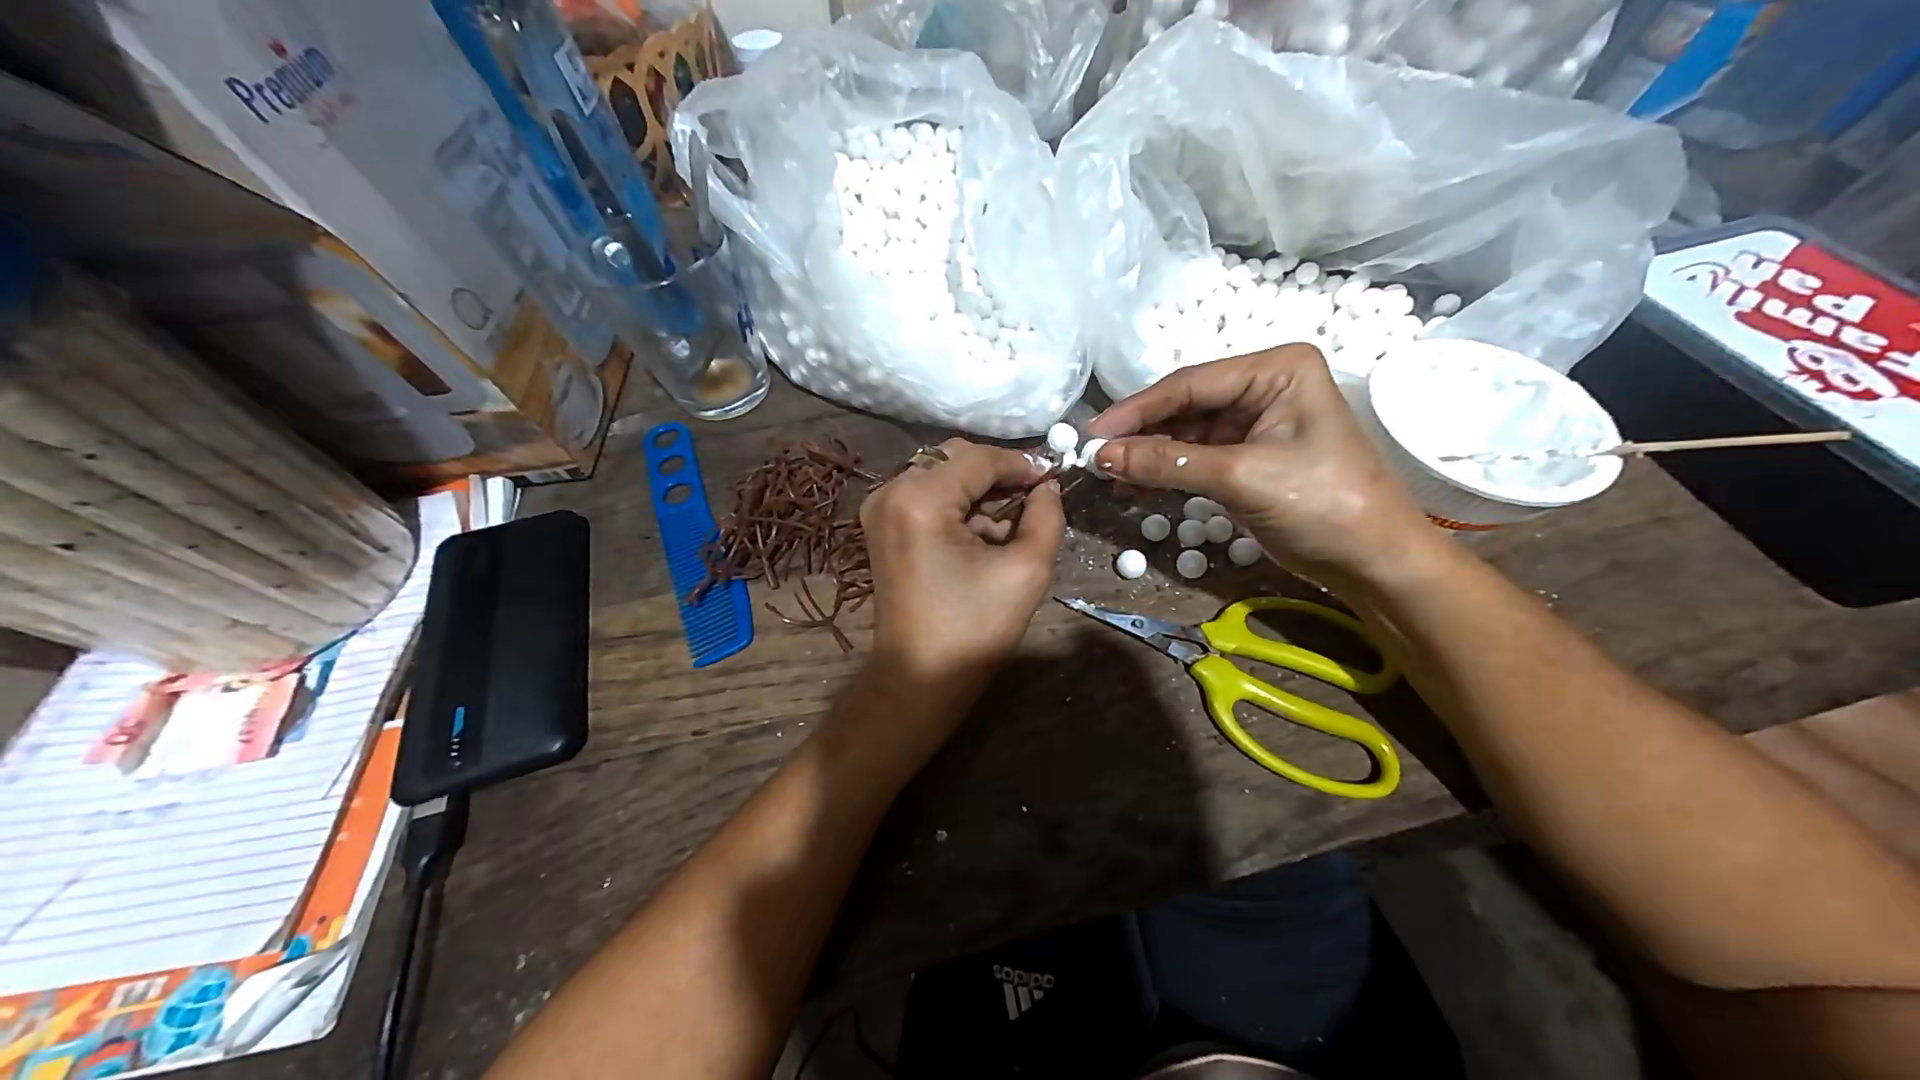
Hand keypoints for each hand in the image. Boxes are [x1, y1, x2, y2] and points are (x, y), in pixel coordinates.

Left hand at [860, 438, 1063, 687]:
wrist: (919, 676)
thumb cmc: (973, 629)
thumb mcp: (1026, 571)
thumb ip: (1046, 517)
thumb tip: (1047, 486)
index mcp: (920, 499)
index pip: (979, 458)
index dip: (1022, 464)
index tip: (1054, 478)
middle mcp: (891, 491)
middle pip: (956, 458)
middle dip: (998, 475)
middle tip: (1034, 501)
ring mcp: (880, 508)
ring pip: (942, 474)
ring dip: (979, 491)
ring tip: (1008, 527)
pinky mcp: (881, 524)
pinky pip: (926, 494)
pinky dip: (957, 505)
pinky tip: (981, 535)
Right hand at [1086, 346, 1435, 581]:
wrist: (1374, 562)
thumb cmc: (1323, 506)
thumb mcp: (1240, 477)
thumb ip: (1168, 462)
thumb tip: (1102, 457)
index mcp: (1277, 370)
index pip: (1191, 384)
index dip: (1137, 410)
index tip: (1093, 434)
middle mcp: (1264, 387)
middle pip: (1185, 406)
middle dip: (1141, 434)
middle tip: (1095, 458)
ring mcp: (1255, 423)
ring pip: (1185, 434)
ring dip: (1148, 456)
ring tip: (1109, 476)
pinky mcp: (1247, 458)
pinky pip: (1195, 458)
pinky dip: (1165, 473)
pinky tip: (1134, 487)